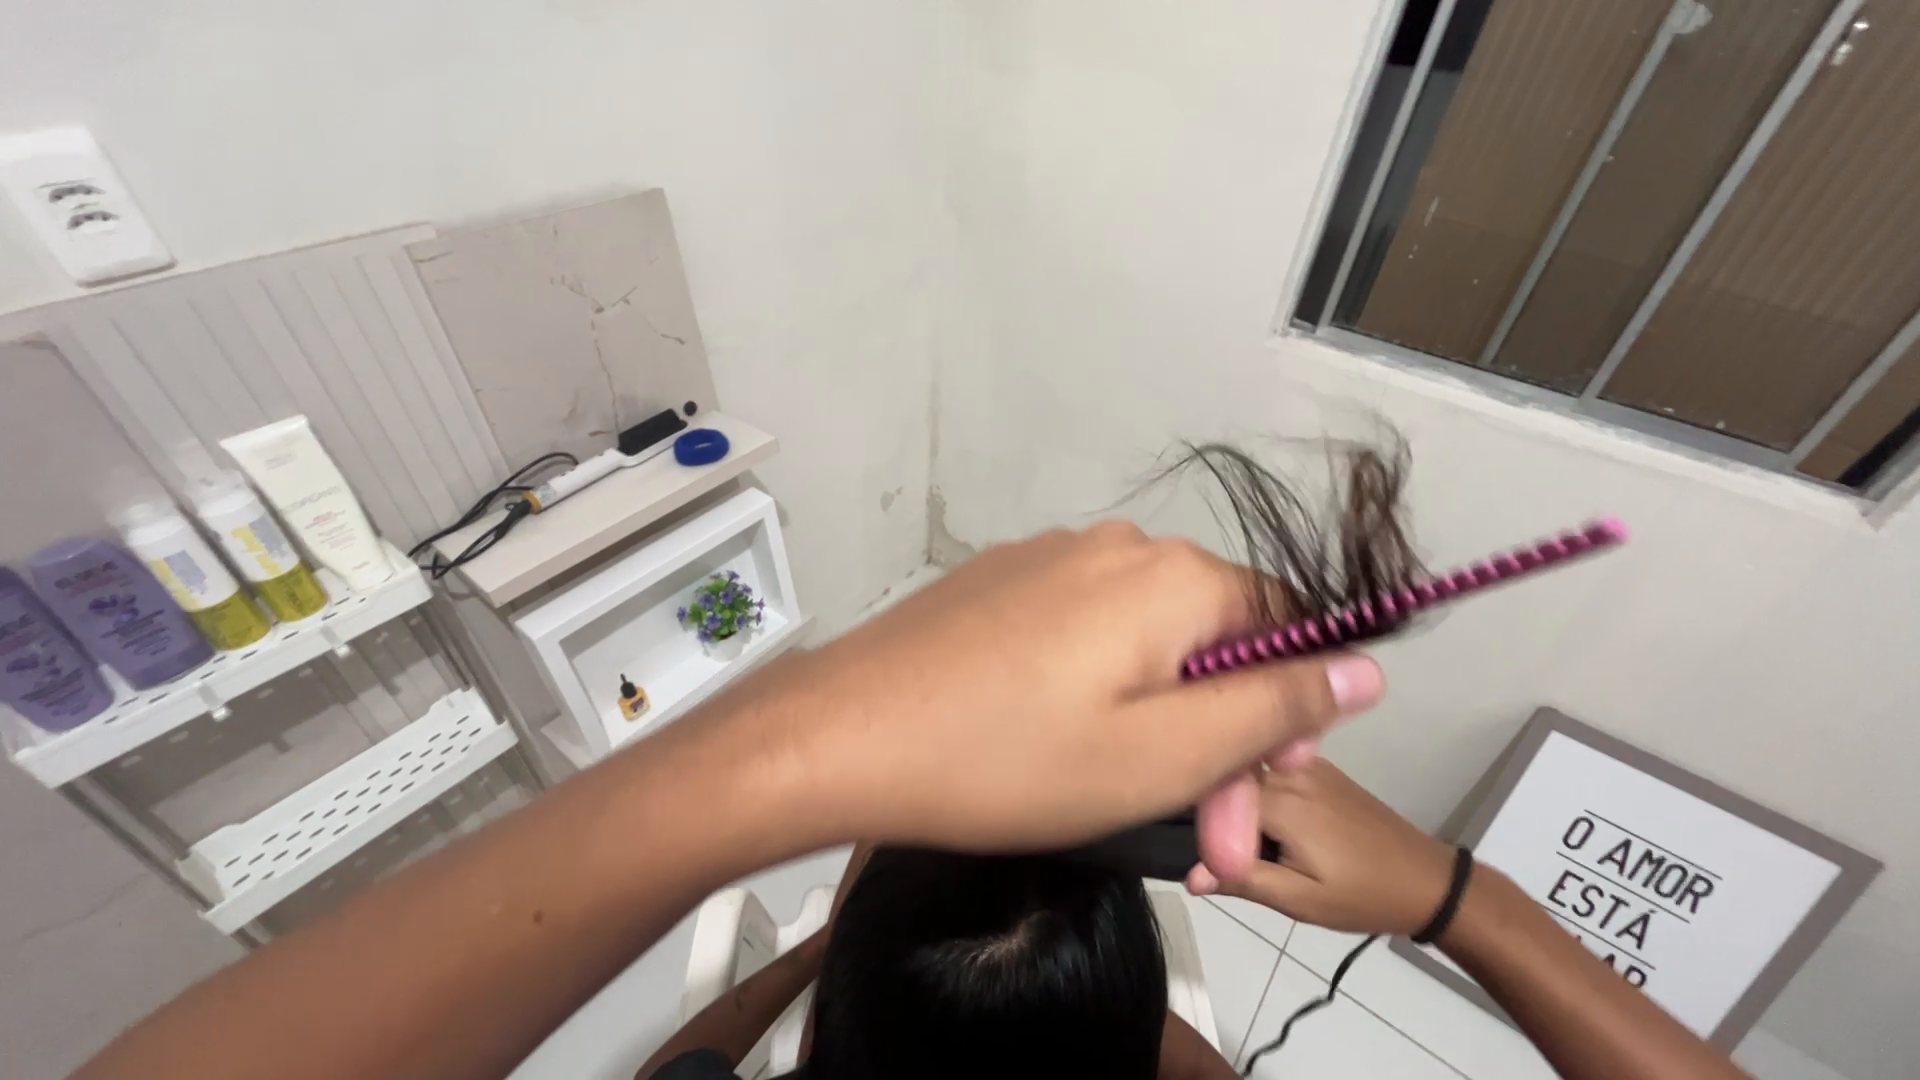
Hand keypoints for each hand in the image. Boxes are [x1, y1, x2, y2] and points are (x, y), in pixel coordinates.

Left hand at [711, 522, 1383, 854]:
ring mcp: (1049, 561)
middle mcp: (1115, 548)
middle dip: (1216, 737)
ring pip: (1141, 643)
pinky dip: (1094, 692)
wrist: (843, 733)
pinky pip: (1080, 635)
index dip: (1288, 713)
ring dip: (1154, 722)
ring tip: (1119, 799)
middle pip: (1208, 640)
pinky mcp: (1001, 585)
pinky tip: (1056, 746)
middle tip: (1200, 836)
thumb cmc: (1009, 757)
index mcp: (1172, 577)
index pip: (1284, 625)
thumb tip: (1363, 667)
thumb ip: (1274, 707)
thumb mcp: (1163, 754)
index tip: (1256, 792)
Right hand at [1190, 759, 1453, 936]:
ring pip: (1247, 763)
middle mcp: (1289, 770)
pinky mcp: (1317, 766)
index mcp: (1282, 802)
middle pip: (1229, 770)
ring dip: (1233, 787)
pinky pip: (1270, 763)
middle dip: (1210, 797)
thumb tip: (1189, 875)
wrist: (1426, 880)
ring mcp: (1305, 764)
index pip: (1213, 791)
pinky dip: (1254, 780)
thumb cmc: (1362, 896)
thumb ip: (1243, 880)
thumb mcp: (1301, 901)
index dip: (1195, 813)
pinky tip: (1258, 810)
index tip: (1186, 835)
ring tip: (1228, 824)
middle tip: (1205, 835)